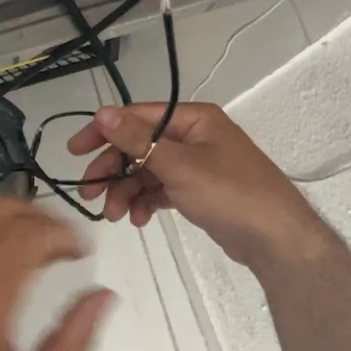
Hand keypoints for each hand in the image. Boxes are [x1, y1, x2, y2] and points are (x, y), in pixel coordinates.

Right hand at [67, 103, 331, 268]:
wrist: (276, 239)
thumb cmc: (230, 194)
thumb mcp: (179, 165)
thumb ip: (137, 139)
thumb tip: (103, 111)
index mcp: (192, 120)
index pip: (136, 117)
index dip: (103, 132)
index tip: (74, 151)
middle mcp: (192, 136)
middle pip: (137, 146)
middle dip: (113, 170)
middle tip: (91, 194)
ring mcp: (195, 164)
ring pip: (146, 171)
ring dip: (126, 191)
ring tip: (115, 216)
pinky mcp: (197, 190)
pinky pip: (159, 189)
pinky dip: (145, 202)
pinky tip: (138, 219)